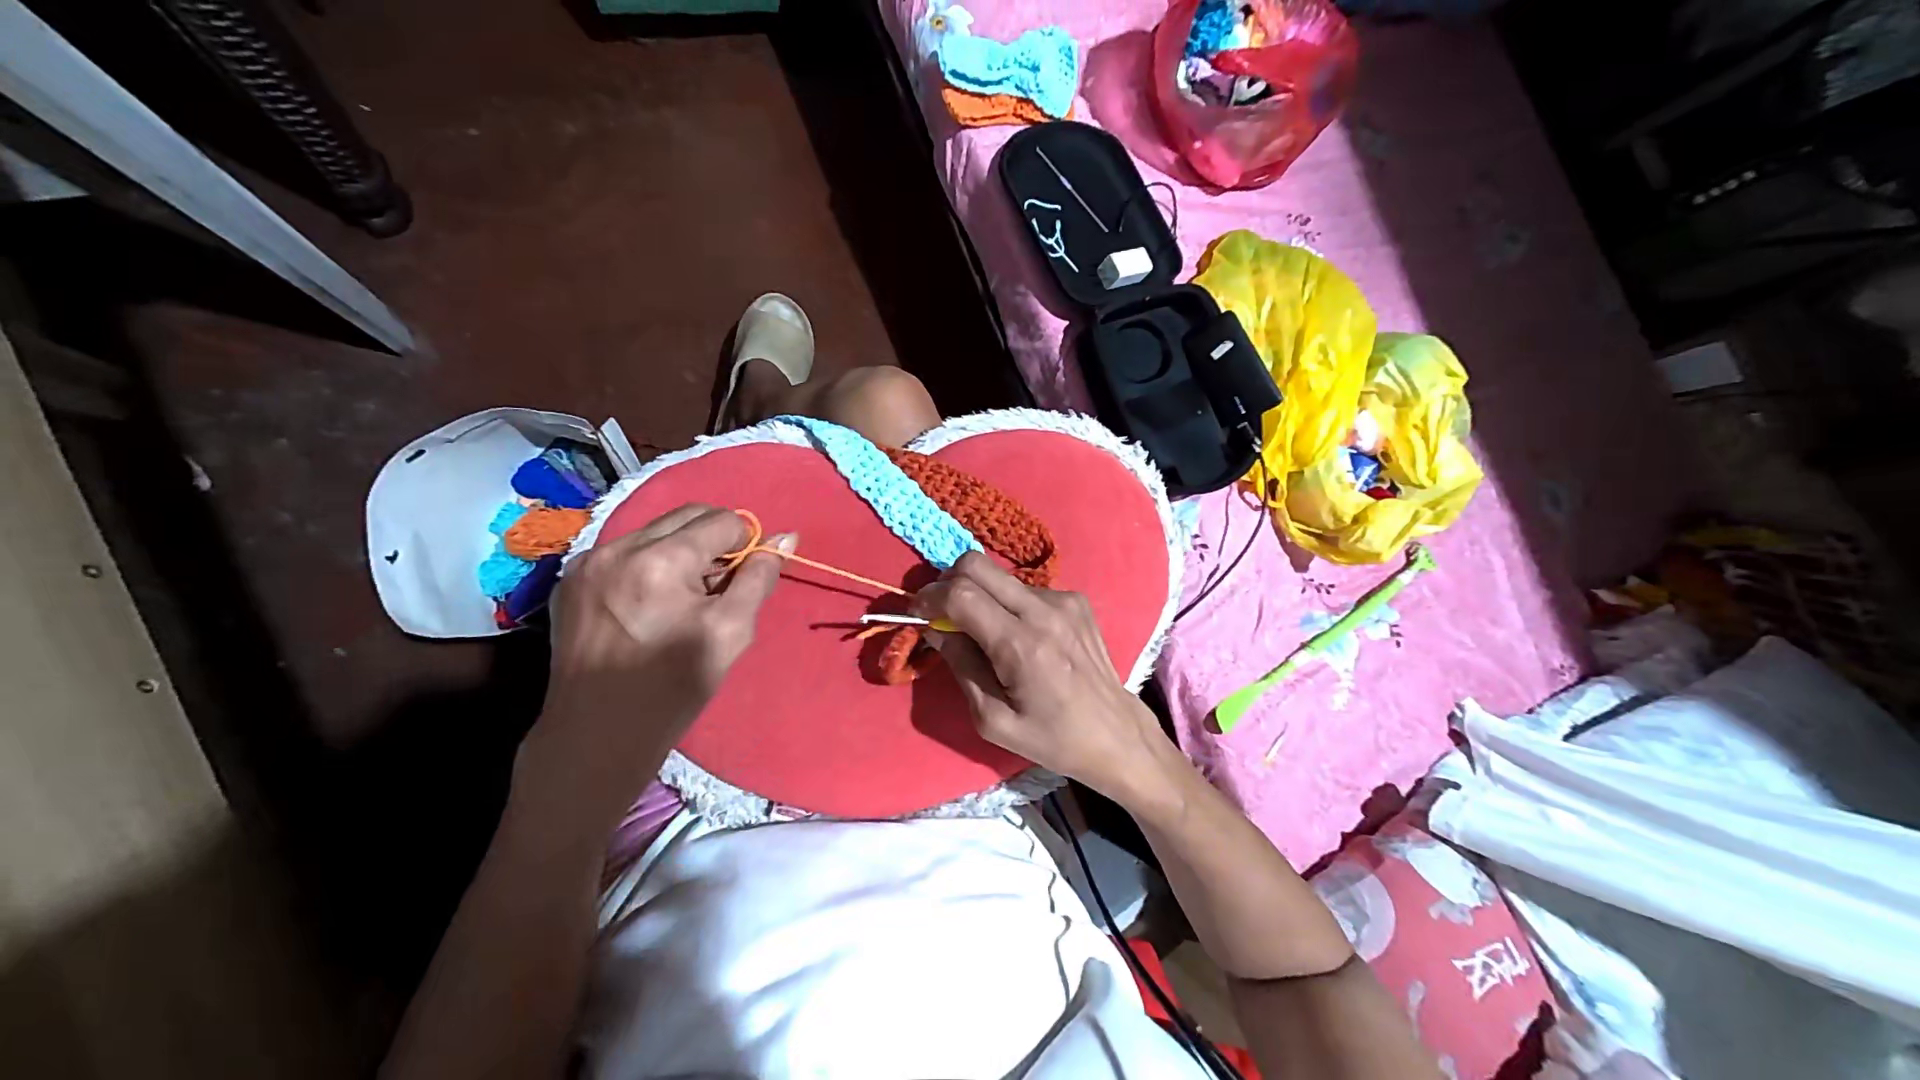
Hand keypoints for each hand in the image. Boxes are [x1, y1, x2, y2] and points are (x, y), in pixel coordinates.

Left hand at [516, 504, 790, 826]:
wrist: (597, 734)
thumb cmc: (674, 687)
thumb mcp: (731, 633)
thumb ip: (758, 578)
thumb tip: (786, 536)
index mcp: (661, 559)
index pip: (721, 521)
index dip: (744, 544)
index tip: (744, 578)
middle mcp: (619, 547)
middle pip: (686, 515)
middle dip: (712, 540)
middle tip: (718, 585)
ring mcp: (588, 561)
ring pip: (653, 530)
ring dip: (679, 550)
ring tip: (681, 597)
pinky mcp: (570, 579)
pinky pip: (623, 551)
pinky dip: (646, 564)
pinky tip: (647, 603)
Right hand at [915, 552, 1174, 802]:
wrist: (1116, 735)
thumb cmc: (1052, 738)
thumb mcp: (992, 719)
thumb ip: (960, 666)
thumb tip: (934, 627)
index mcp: (1022, 646)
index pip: (961, 594)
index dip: (929, 598)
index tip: (918, 613)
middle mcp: (1044, 611)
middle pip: (977, 565)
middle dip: (948, 582)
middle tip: (941, 612)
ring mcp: (1064, 600)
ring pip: (1000, 576)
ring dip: (980, 595)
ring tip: (985, 633)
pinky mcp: (1076, 599)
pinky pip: (1025, 588)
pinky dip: (1008, 604)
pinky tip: (1019, 635)